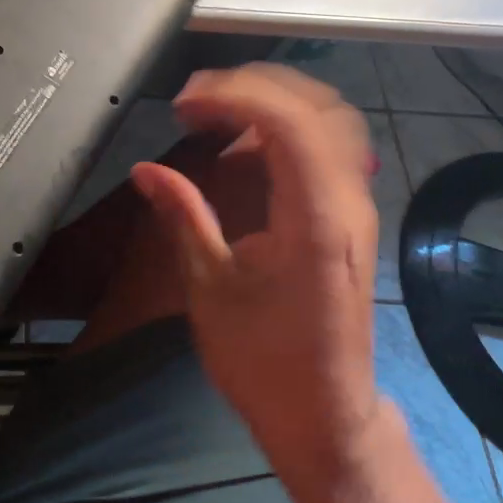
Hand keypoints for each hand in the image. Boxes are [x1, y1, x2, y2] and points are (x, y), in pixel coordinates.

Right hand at [129, 64, 383, 484]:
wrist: (325, 416)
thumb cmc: (264, 360)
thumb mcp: (210, 288)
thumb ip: (184, 217)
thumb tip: (145, 170)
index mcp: (315, 220)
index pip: (288, 123)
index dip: (233, 96)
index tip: (183, 107)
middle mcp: (348, 202)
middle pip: (316, 106)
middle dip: (251, 86)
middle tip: (193, 102)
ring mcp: (357, 206)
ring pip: (330, 119)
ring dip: (272, 99)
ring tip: (215, 111)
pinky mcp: (350, 215)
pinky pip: (328, 144)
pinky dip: (285, 124)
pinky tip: (243, 143)